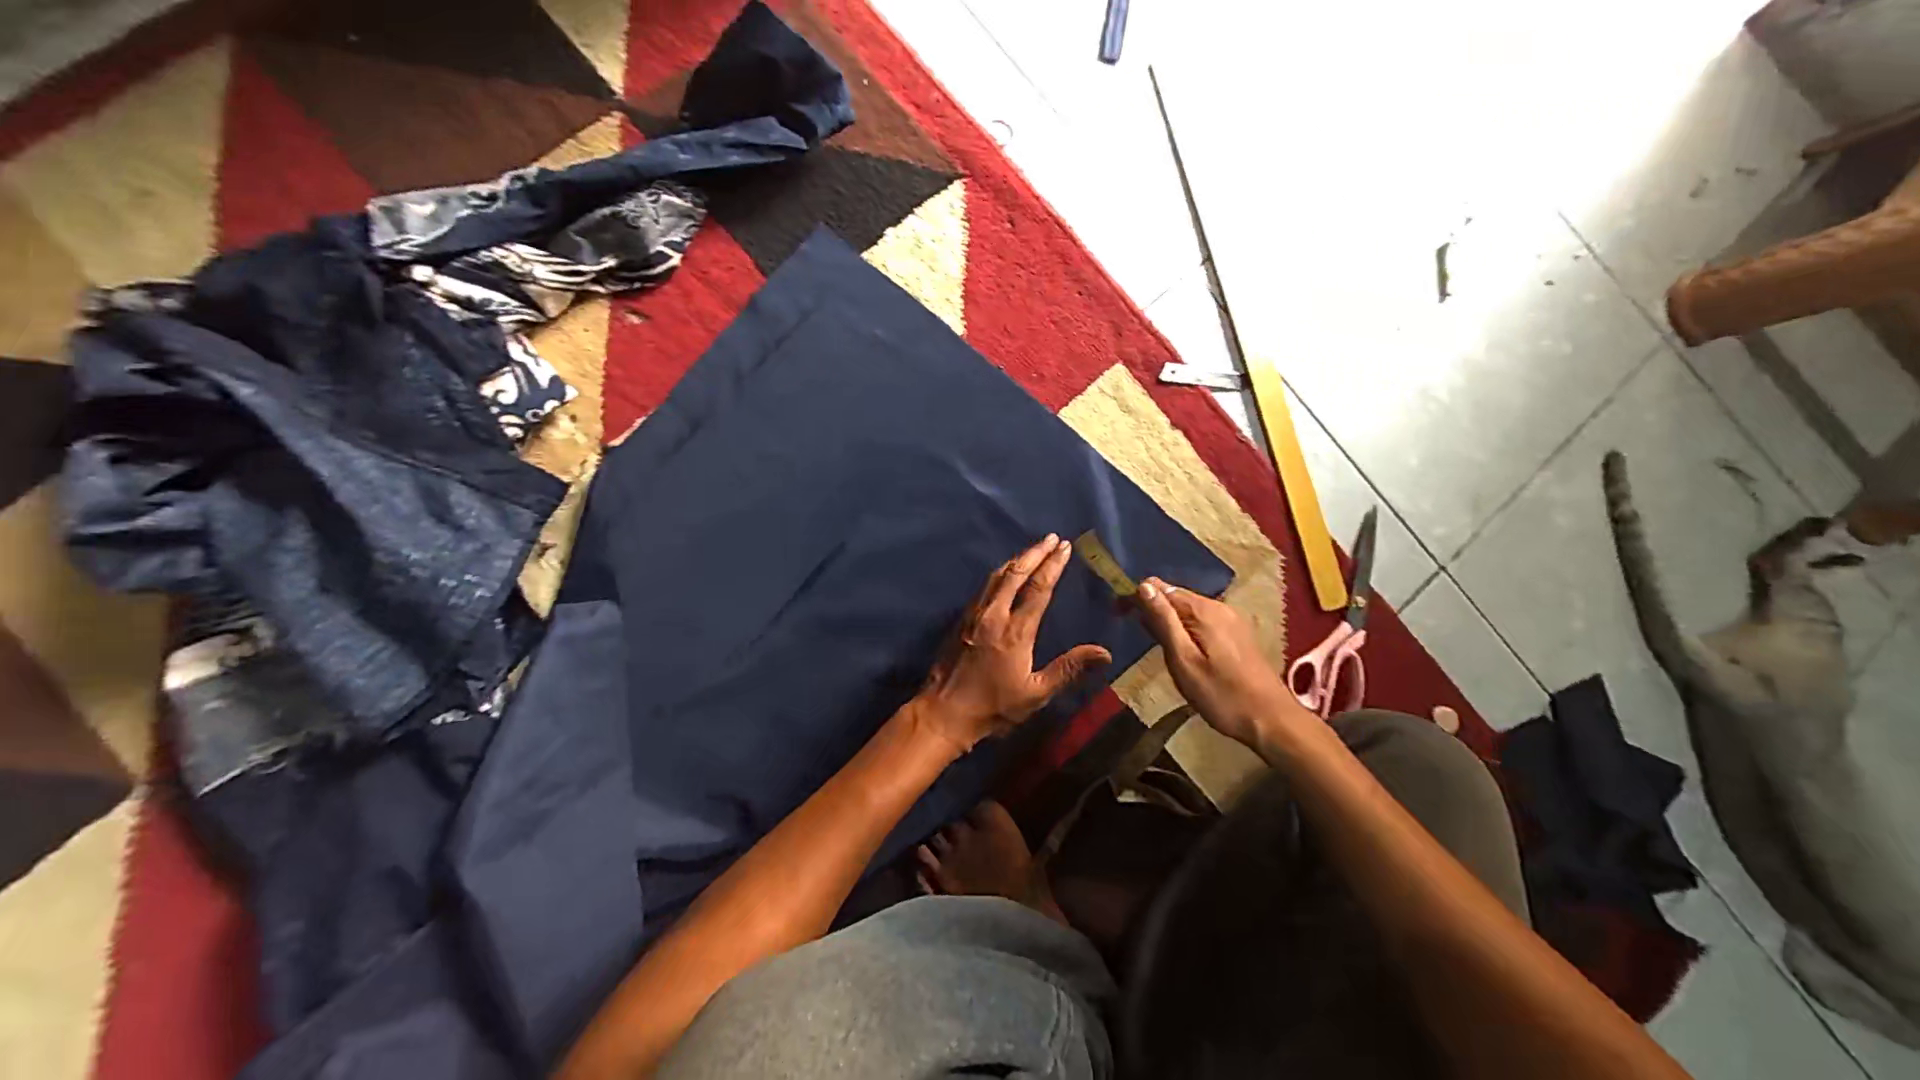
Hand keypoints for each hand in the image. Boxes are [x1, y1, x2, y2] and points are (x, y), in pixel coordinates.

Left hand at [910, 534, 1112, 753]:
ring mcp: (974, 615)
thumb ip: (1069, 669)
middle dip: (1035, 553)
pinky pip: (984, 586)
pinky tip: (1005, 573)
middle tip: (1052, 538)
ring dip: (1017, 559)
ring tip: (1033, 549)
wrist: (943, 712)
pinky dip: (1000, 573)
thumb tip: (1105, 653)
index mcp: (1015, 631)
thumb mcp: (1035, 694)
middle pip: (1016, 573)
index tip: (1065, 548)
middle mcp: (993, 615)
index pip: (1038, 589)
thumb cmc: (993, 707)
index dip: (1053, 566)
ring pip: (997, 576)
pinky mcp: (961, 619)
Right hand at [1134, 576, 1297, 748]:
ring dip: (1168, 621)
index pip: (1159, 587)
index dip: (1136, 597)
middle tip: (1138, 636)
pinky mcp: (1238, 635)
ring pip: (1189, 609)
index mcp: (1203, 610)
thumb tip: (1142, 586)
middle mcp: (1219, 607)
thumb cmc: (1221, 695)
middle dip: (1152, 609)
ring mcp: (1231, 620)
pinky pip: (1202, 621)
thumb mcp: (1183, 660)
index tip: (1118, 615)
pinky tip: (1183, 651)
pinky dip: (1185, 629)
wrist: (1271, 720)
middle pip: (1175, 596)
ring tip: (1157, 646)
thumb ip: (1163, 621)